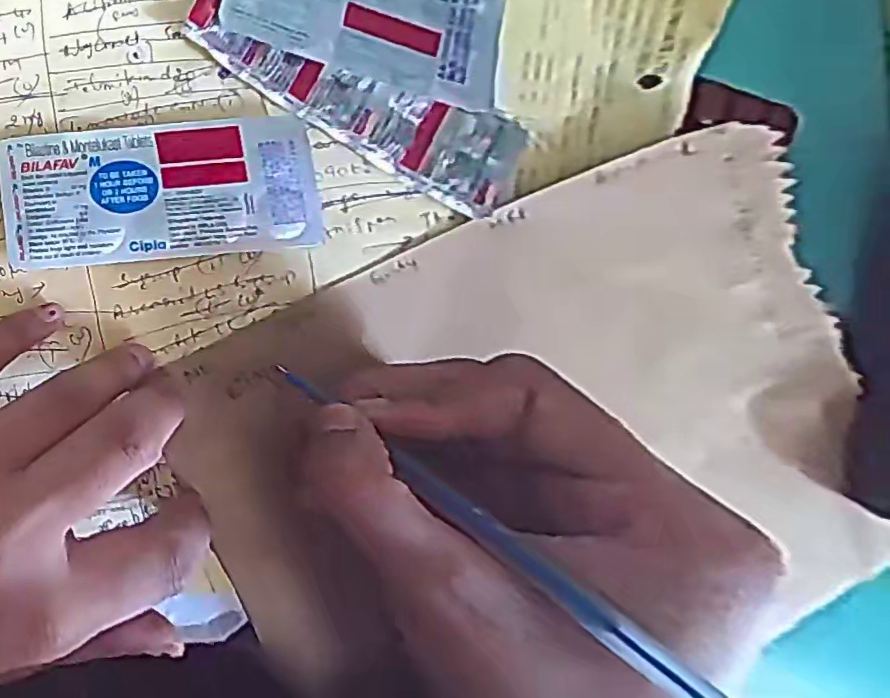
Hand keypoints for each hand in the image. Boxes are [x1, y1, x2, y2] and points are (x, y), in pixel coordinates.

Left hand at [0, 304, 210, 696]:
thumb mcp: (2, 668)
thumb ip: (96, 643)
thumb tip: (175, 627)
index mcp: (47, 607)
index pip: (159, 558)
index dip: (194, 524)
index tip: (195, 499)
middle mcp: (20, 525)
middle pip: (123, 449)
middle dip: (164, 414)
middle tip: (177, 394)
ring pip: (68, 396)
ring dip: (115, 369)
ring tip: (139, 356)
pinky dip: (26, 329)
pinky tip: (56, 317)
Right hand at [300, 354, 780, 697]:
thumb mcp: (446, 595)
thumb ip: (372, 496)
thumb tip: (323, 415)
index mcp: (667, 517)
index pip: (529, 398)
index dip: (432, 397)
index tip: (355, 415)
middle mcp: (642, 506)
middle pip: (496, 409)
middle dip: (402, 414)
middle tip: (334, 424)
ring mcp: (597, 523)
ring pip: (473, 438)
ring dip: (393, 440)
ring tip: (334, 458)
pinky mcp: (550, 541)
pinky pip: (466, 475)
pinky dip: (404, 471)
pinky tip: (361, 485)